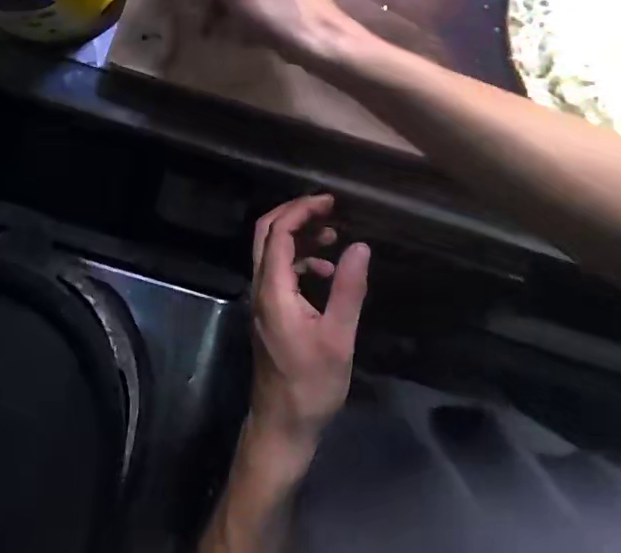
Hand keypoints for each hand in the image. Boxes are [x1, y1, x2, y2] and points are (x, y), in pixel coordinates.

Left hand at [247, 194, 369, 443]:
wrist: (283, 418)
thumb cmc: (312, 382)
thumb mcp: (338, 337)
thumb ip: (348, 289)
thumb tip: (360, 247)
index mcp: (272, 287)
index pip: (277, 232)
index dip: (300, 210)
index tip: (329, 201)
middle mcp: (259, 285)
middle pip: (266, 234)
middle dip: (294, 214)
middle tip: (327, 207)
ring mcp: (261, 297)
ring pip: (271, 252)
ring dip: (298, 237)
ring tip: (333, 234)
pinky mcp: (269, 309)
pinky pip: (279, 271)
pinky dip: (300, 261)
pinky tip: (327, 271)